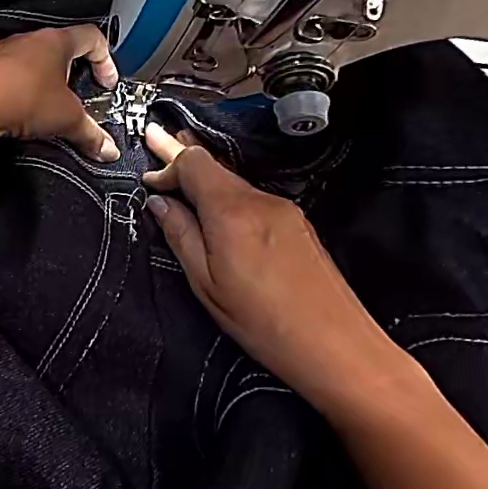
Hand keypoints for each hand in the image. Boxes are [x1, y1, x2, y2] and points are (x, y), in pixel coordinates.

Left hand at [0, 25, 120, 161]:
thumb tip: (106, 147)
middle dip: (75, 77)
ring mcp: (4, 54)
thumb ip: (92, 134)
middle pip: (62, 52)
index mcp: (57, 41)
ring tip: (50, 112)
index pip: (92, 38)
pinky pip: (10, 79)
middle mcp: (29, 41)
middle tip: (80, 101)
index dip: (106, 60)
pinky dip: (21, 95)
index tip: (107, 83)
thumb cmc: (18, 95)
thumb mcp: (68, 120)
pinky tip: (22, 116)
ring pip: (34, 65)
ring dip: (45, 86)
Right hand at [141, 123, 411, 408]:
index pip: (193, 162)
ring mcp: (283, 210)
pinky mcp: (297, 223)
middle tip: (157, 143)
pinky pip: (253, 200)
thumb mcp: (207, 285)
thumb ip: (180, 235)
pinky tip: (219, 216)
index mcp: (232, 212)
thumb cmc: (267, 324)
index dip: (167, 163)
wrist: (336, 345)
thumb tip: (160, 205)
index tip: (150, 178)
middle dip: (183, 163)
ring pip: (234, 184)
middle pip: (215, 167)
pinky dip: (229, 200)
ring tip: (183, 185)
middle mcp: (260, 201)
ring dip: (207, 184)